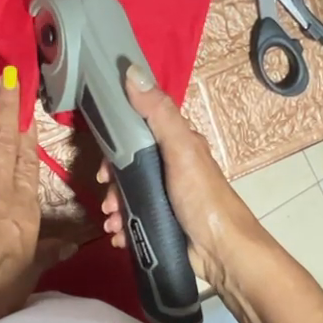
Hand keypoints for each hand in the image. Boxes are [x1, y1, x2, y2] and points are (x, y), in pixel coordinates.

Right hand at [96, 66, 267, 290]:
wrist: (221, 251)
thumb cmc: (202, 197)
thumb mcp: (180, 149)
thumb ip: (157, 113)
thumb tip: (131, 70)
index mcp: (177, 144)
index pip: (138, 132)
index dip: (116, 143)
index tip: (102, 162)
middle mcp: (171, 167)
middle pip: (128, 167)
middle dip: (112, 184)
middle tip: (108, 200)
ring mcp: (167, 197)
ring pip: (128, 195)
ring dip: (114, 209)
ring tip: (114, 223)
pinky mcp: (163, 222)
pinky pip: (134, 220)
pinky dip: (122, 227)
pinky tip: (119, 237)